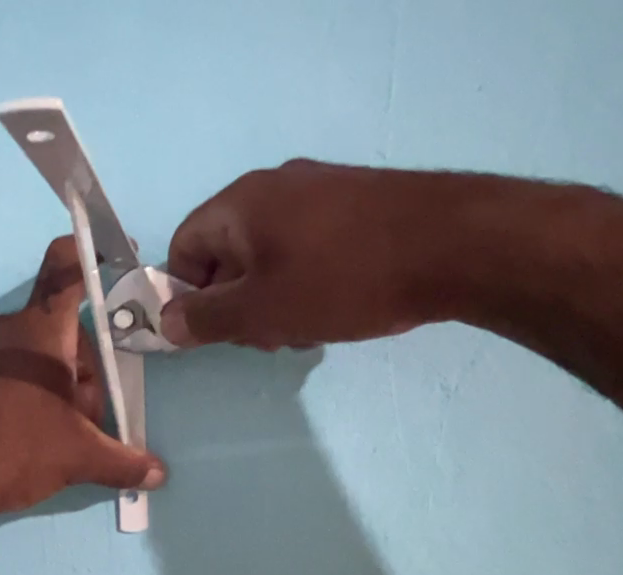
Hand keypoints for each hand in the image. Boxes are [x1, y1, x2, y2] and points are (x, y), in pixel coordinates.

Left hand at [0, 236, 166, 513]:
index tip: (119, 255)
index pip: (67, 266)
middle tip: (91, 417)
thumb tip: (158, 474)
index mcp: (41, 330)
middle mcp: (5, 331)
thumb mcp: (78, 456)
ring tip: (60, 437)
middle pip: (61, 332)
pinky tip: (28, 440)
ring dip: (56, 389)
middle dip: (84, 370)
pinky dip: (26, 398)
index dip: (94, 252)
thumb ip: (122, 461)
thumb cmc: (14, 448)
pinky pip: (5, 376)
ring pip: (34, 359)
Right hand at [161, 161, 486, 349]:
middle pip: (227, 253)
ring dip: (273, 300)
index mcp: (241, 203)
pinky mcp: (358, 205)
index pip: (185, 248)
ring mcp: (321, 191)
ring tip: (304, 331)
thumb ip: (206, 320)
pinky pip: (308, 248)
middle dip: (235, 302)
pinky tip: (335, 310)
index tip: (214, 331)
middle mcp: (275, 187)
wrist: (456, 245)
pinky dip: (307, 283)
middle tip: (265, 338)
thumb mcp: (263, 311)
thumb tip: (167, 322)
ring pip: (270, 256)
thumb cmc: (344, 279)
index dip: (188, 295)